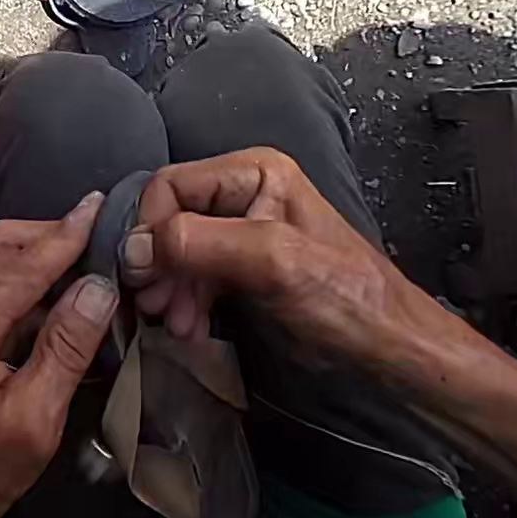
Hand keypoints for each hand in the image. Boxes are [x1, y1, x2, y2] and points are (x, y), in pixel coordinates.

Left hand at [0, 192, 118, 517]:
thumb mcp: (34, 419)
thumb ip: (65, 350)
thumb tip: (98, 288)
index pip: (22, 266)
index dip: (66, 234)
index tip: (101, 206)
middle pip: (6, 246)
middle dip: (57, 234)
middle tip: (107, 238)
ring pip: (3, 258)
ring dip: (48, 251)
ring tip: (97, 257)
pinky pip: (4, 283)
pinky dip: (40, 276)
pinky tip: (71, 288)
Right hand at [120, 148, 431, 363]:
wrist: (384, 344)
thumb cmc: (344, 297)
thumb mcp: (270, 261)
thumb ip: (198, 244)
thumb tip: (132, 247)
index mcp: (251, 173)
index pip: (169, 186)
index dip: (149, 229)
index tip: (143, 275)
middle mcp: (240, 193)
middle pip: (168, 219)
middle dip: (158, 265)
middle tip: (154, 305)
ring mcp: (238, 230)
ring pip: (175, 250)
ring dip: (169, 288)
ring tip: (175, 323)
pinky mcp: (238, 263)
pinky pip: (192, 274)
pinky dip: (185, 300)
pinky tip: (189, 326)